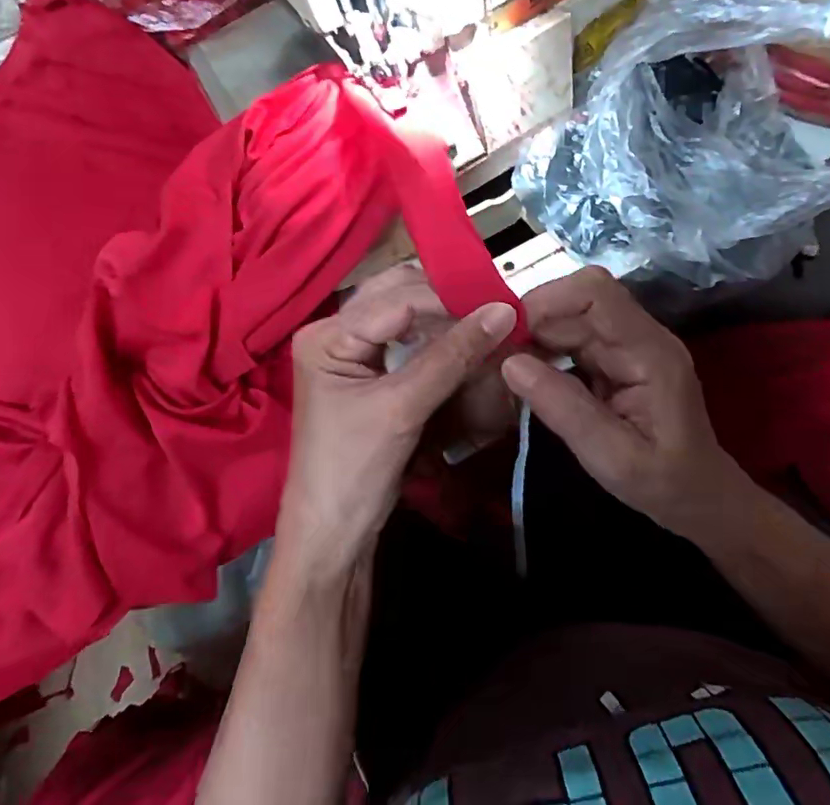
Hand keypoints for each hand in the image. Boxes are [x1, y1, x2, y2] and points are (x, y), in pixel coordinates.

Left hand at [283, 264, 517, 573]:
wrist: (333, 534)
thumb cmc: (354, 471)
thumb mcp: (403, 408)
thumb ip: (451, 356)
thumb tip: (503, 311)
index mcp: (327, 335)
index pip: (396, 299)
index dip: (447, 298)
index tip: (498, 299)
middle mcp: (333, 331)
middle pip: (396, 295)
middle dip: (444, 298)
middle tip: (493, 303)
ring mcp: (350, 350)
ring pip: (404, 313)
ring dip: (443, 313)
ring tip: (485, 315)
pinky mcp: (368, 370)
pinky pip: (406, 337)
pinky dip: (436, 334)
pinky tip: (464, 336)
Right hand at [500, 267, 756, 548]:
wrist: (701, 498)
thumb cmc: (664, 483)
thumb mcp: (611, 457)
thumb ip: (564, 409)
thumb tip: (510, 363)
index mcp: (649, 351)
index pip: (597, 294)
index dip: (548, 299)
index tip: (509, 331)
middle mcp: (641, 337)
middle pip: (579, 302)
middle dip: (534, 321)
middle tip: (495, 356)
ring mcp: (629, 346)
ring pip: (572, 318)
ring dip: (536, 337)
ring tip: (504, 367)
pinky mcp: (618, 359)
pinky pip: (575, 339)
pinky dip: (546, 351)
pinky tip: (527, 376)